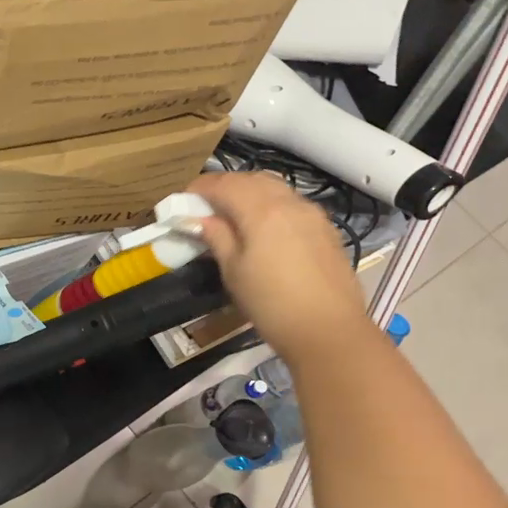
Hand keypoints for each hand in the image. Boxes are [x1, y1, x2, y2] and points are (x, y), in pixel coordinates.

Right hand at [190, 172, 375, 364]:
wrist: (326, 328)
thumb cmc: (269, 302)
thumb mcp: (232, 271)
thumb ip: (216, 237)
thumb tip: (199, 220)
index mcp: (262, 210)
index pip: (225, 184)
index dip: (200, 188)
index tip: (181, 201)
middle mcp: (290, 202)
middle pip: (252, 180)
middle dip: (224, 186)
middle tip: (203, 206)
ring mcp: (312, 214)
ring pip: (275, 188)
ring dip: (248, 193)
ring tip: (230, 216)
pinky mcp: (324, 229)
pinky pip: (291, 204)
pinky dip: (269, 205)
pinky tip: (261, 228)